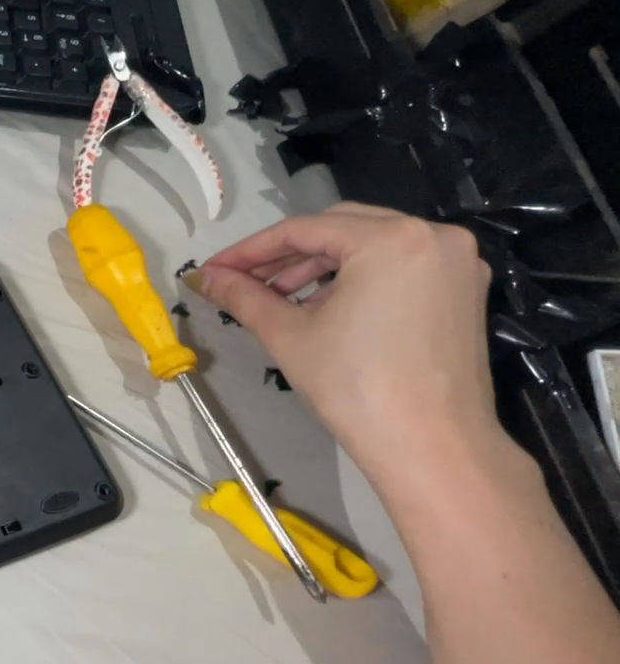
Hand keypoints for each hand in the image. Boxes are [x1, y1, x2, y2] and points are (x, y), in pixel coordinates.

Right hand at [192, 203, 500, 481]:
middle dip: (284, 253)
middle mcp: (432, 236)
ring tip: (276, 299)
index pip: (303, 229)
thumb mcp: (285, 333)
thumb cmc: (351, 381)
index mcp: (391, 240)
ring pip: (368, 245)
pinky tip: (321, 307)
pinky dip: (352, 277)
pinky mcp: (460, 288)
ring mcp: (454, 262)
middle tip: (240, 281)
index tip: (211, 270)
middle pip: (340, 227)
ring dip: (316, 266)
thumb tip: (204, 277)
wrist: (426, 436)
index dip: (249, 250)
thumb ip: (242, 296)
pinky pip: (396, 264)